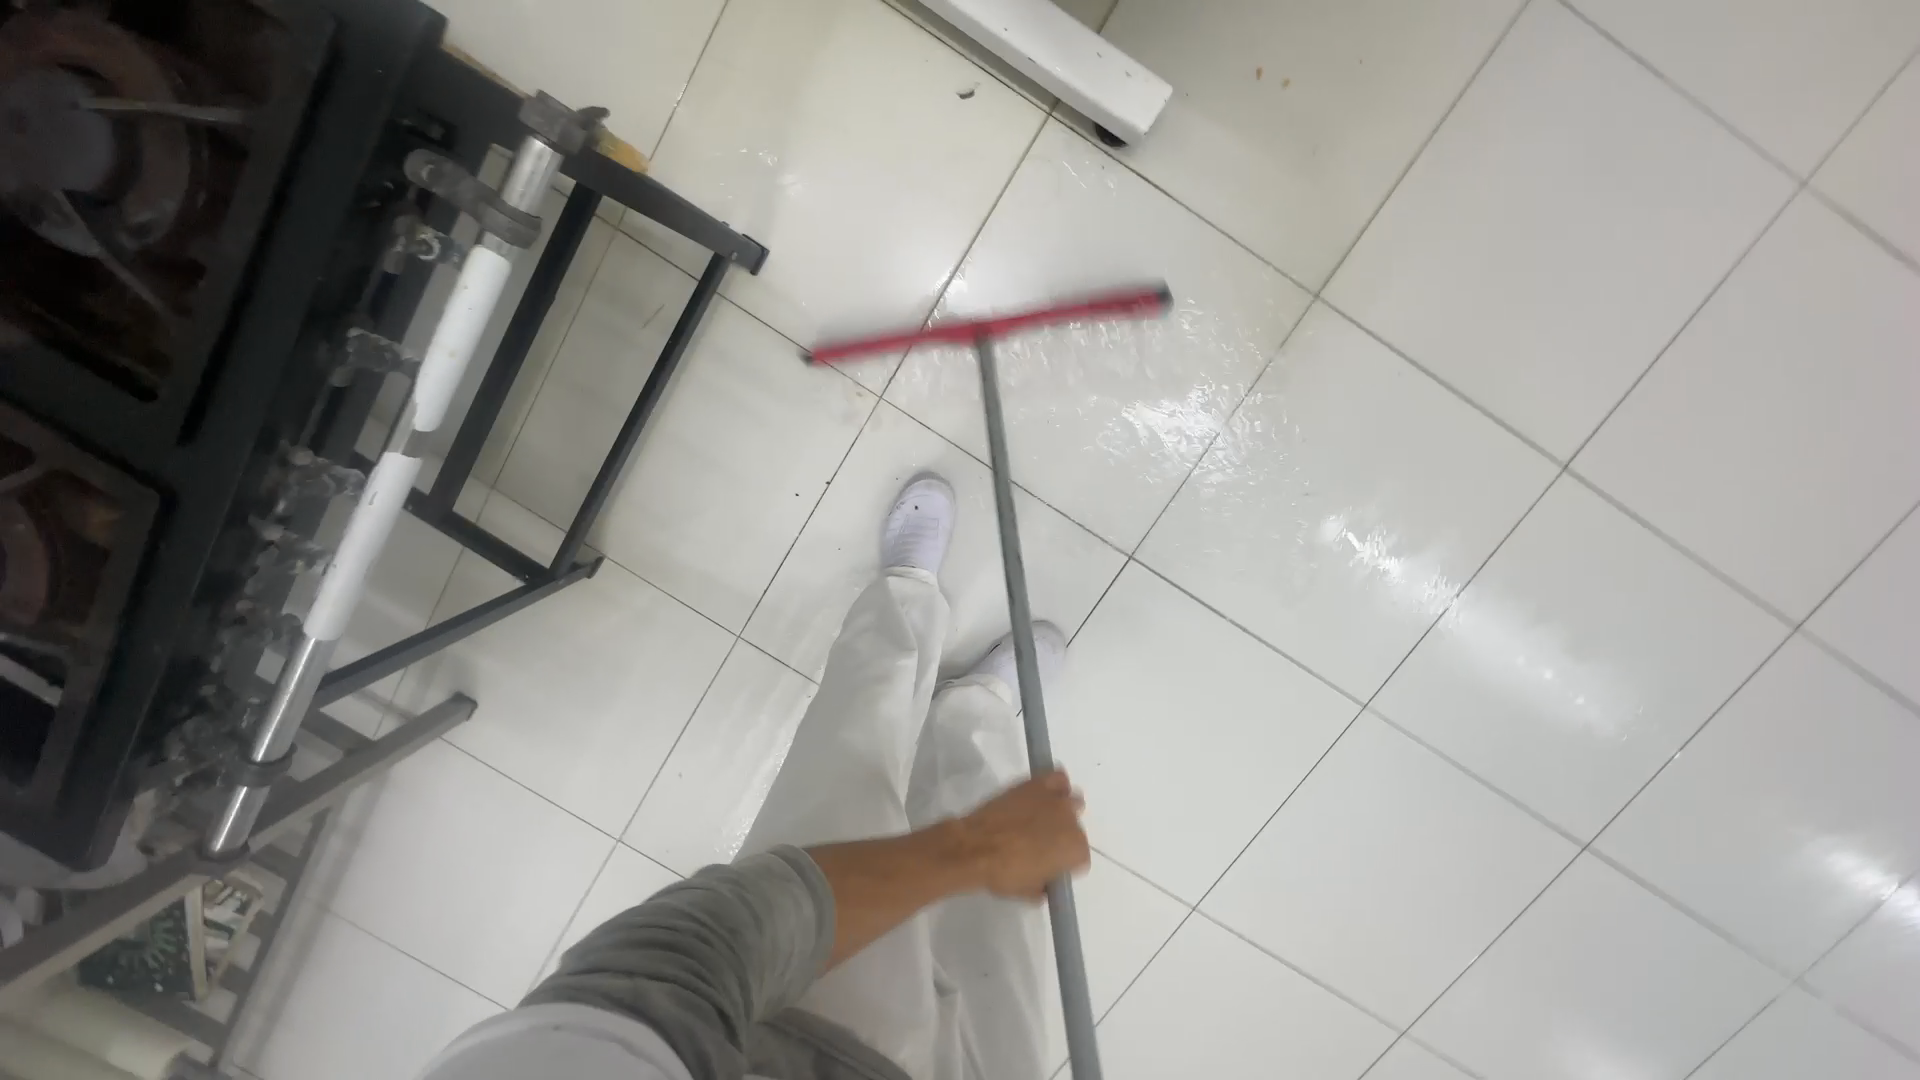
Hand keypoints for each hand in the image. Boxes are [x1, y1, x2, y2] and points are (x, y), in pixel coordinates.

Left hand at [944, 770, 1090, 900]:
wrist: (976, 847)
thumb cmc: (1004, 874)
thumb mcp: (1029, 892)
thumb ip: (1045, 886)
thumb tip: (1045, 883)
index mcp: (1075, 851)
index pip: (1080, 857)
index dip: (1064, 862)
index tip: (1051, 865)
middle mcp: (1072, 822)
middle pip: (1076, 828)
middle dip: (1063, 836)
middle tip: (1043, 843)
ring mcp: (1055, 800)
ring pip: (1071, 802)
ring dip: (1062, 811)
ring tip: (1042, 818)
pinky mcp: (1038, 784)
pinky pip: (1058, 777)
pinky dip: (1056, 784)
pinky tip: (1044, 794)